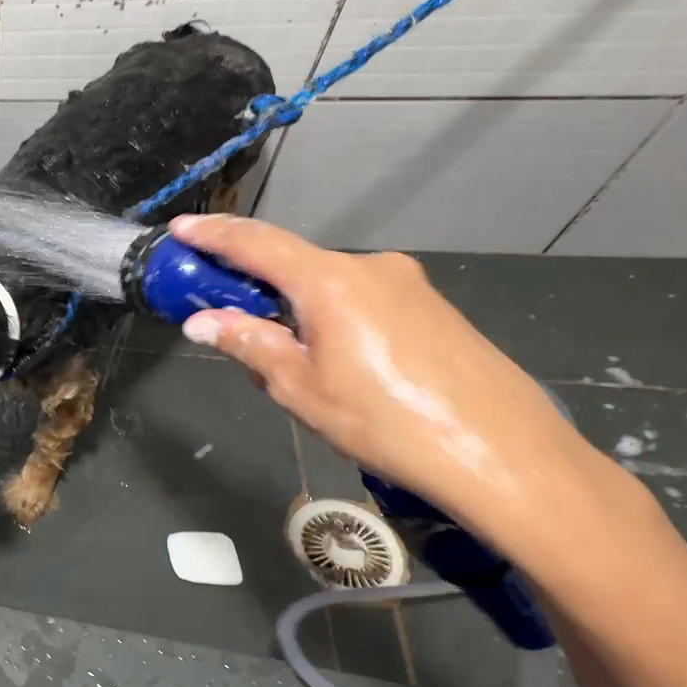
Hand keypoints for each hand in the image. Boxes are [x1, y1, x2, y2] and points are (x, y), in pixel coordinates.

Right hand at [170, 214, 589, 520]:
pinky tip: (334, 363)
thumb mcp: (300, 388)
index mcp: (330, 281)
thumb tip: (202, 322)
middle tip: (221, 316)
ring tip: (284, 362)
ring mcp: (409, 287)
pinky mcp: (432, 310)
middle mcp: (370, 269)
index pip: (256, 243)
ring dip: (293, 307)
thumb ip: (249, 344)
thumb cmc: (387, 422)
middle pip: (293, 263)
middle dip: (252, 283)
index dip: (213, 233)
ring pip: (329, 286)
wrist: (507, 457)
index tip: (179, 229)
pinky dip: (330, 317)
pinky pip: (362, 300)